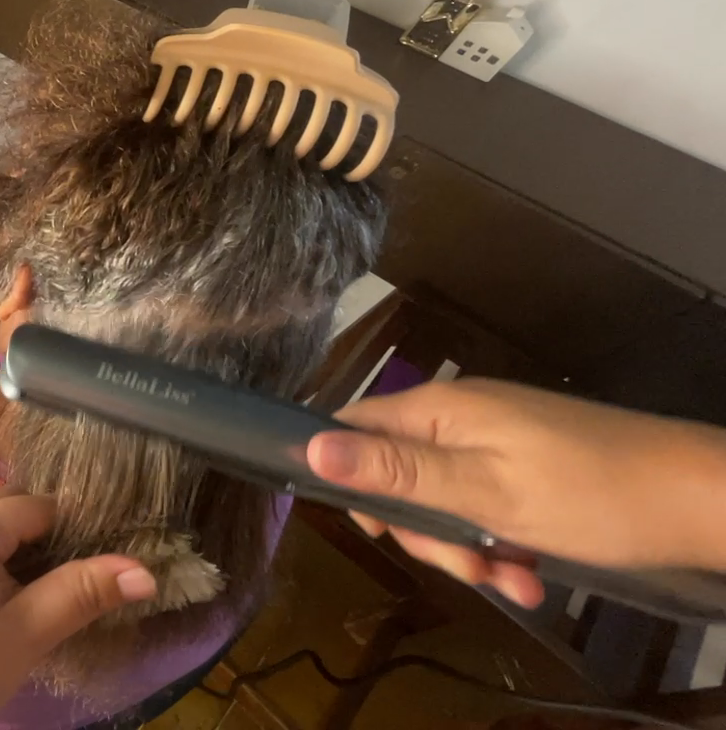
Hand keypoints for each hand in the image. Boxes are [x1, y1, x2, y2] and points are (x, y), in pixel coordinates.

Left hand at [0, 487, 156, 729]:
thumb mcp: (28, 632)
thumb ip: (82, 593)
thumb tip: (146, 571)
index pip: (35, 506)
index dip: (72, 533)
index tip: (94, 569)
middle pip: (4, 507)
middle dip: (40, 537)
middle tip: (65, 587)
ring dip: (10, 547)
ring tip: (31, 596)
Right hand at [306, 379, 725, 606]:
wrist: (721, 501)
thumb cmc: (595, 494)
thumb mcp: (488, 492)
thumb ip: (397, 471)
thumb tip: (307, 449)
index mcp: (435, 410)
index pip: (351, 428)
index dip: (346, 475)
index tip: (381, 529)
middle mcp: (455, 415)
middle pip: (397, 467)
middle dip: (423, 526)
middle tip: (466, 569)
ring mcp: (495, 436)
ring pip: (442, 489)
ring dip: (466, 540)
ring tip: (513, 581)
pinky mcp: (529, 459)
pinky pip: (484, 495)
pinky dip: (498, 534)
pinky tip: (529, 569)